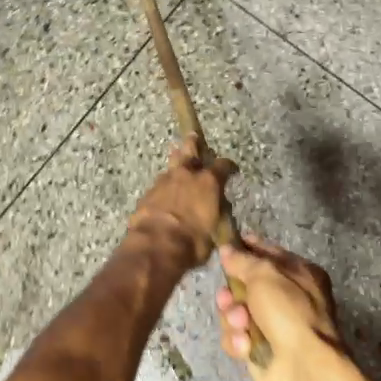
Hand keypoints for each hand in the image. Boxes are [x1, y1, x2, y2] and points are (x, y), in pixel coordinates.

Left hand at [126, 145, 236, 267]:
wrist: (156, 245)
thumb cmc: (192, 242)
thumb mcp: (214, 232)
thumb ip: (214, 215)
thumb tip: (215, 211)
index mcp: (208, 183)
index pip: (223, 166)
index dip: (228, 166)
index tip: (231, 168)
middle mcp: (186, 175)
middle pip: (190, 150)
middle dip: (193, 143)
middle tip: (193, 136)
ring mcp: (165, 181)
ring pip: (172, 164)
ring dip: (176, 161)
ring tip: (176, 156)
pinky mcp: (148, 192)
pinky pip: (159, 182)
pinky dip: (164, 184)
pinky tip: (163, 189)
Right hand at [216, 237, 345, 380]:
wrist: (304, 367)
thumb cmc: (289, 311)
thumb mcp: (265, 275)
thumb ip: (242, 260)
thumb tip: (226, 249)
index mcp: (298, 273)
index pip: (267, 252)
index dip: (246, 249)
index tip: (224, 247)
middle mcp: (286, 297)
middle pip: (245, 284)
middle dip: (232, 292)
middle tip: (228, 298)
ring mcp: (272, 325)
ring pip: (236, 311)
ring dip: (233, 317)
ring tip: (241, 323)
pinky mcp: (259, 349)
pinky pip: (237, 336)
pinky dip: (238, 340)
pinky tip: (245, 345)